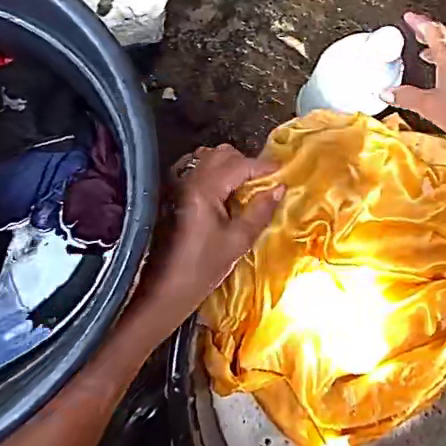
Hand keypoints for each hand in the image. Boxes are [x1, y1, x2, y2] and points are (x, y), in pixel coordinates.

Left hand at [136, 145, 282, 332]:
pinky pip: (194, 169)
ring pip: (207, 158)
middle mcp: (187, 179)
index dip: (263, 166)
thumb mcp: (238, 241)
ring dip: (228, 165)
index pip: (240, 164)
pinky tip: (220, 191)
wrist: (163, 291)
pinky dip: (211, 172)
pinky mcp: (169, 193)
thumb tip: (278, 188)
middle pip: (222, 154)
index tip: (282, 172)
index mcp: (204, 189)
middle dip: (246, 163)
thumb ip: (260, 211)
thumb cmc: (201, 268)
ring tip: (244, 185)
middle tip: (264, 180)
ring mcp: (175, 184)